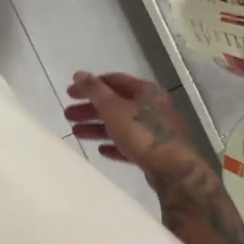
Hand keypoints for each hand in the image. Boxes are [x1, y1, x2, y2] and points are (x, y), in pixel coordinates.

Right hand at [63, 71, 204, 172]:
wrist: (174, 171)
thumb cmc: (141, 133)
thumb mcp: (112, 107)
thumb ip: (94, 90)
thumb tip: (79, 73)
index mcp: (145, 91)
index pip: (113, 81)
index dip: (89, 85)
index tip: (70, 93)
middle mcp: (153, 107)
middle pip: (115, 104)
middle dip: (90, 109)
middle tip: (69, 115)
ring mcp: (157, 130)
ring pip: (121, 124)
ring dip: (97, 127)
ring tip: (77, 133)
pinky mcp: (157, 151)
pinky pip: (131, 143)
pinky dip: (115, 144)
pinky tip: (101, 150)